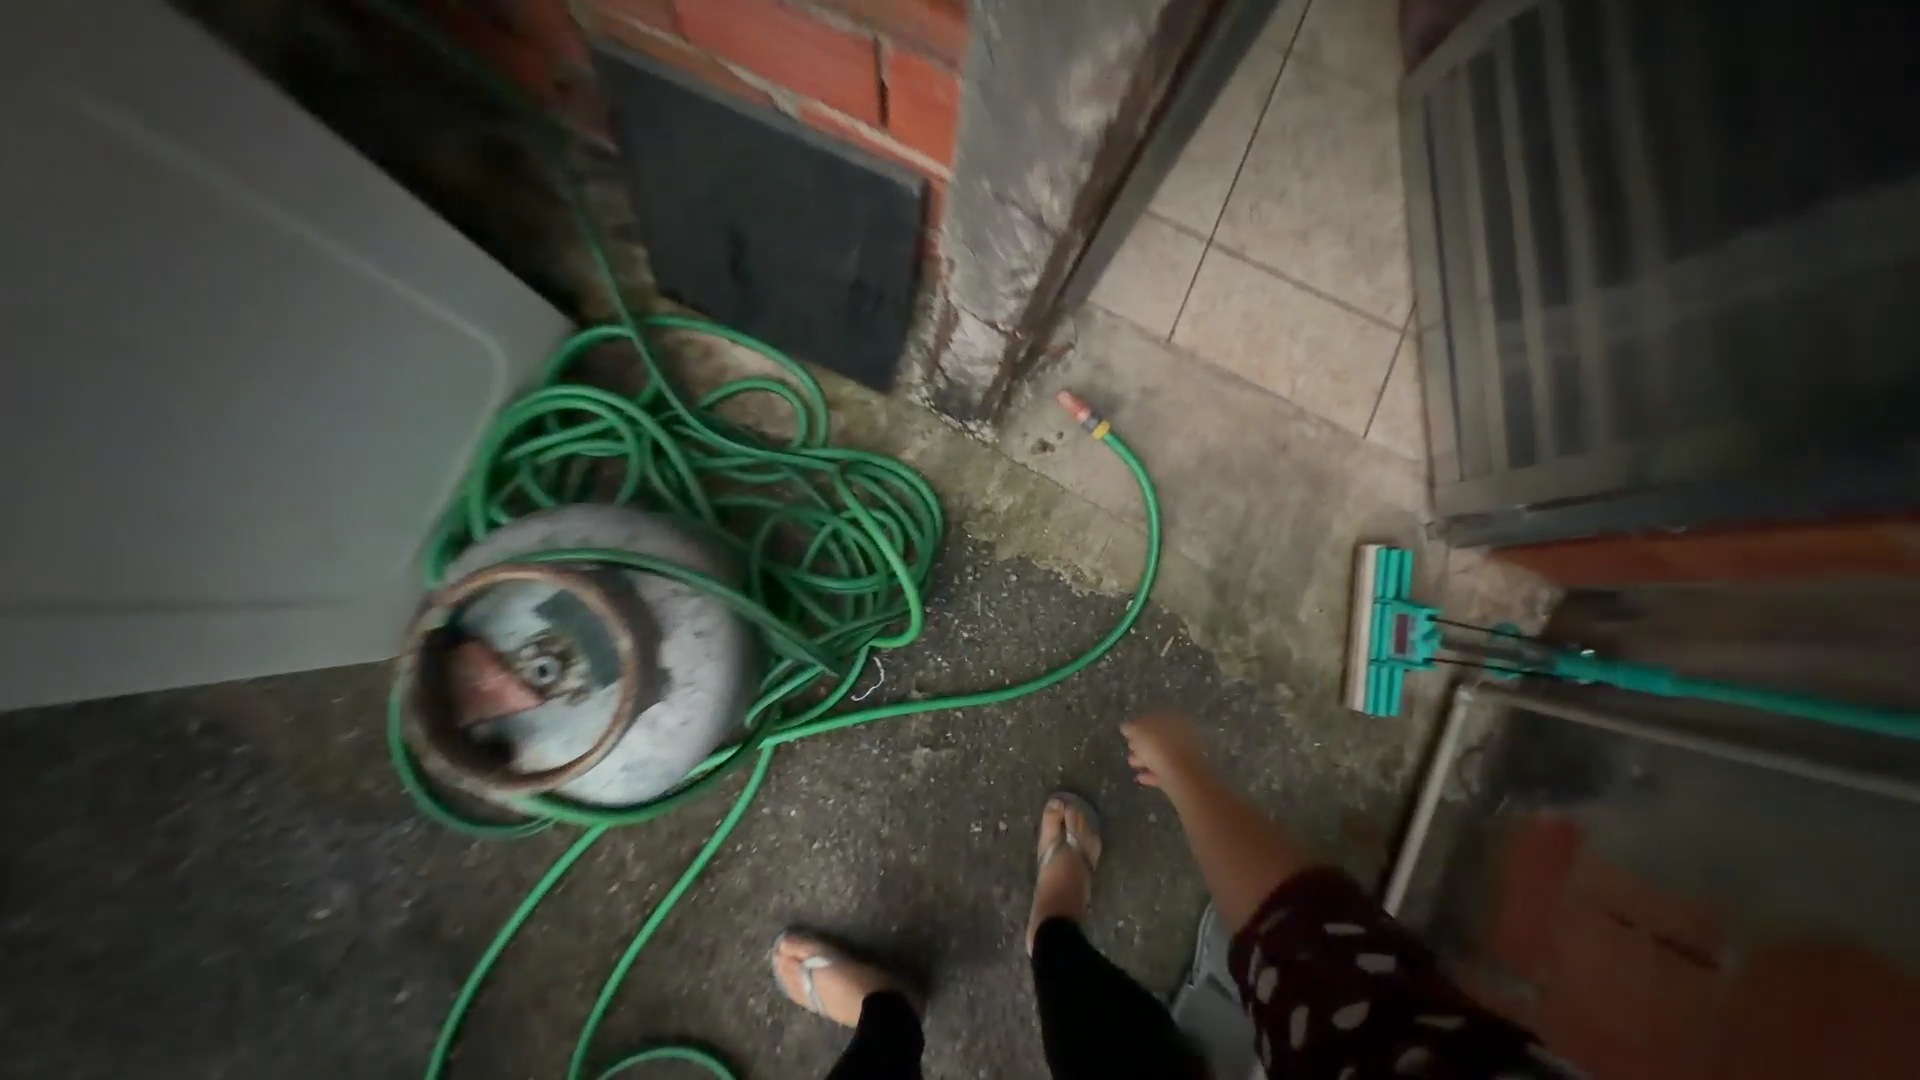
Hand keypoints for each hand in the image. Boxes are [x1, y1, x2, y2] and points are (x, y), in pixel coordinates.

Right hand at [1120, 710, 1208, 791]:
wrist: (1180, 776)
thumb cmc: (1159, 747)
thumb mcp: (1138, 731)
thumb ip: (1131, 727)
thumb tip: (1126, 727)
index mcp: (1175, 719)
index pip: (1156, 718)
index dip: (1140, 725)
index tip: (1128, 733)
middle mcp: (1184, 734)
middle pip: (1160, 737)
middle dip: (1143, 743)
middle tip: (1130, 747)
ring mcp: (1185, 755)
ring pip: (1162, 755)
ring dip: (1146, 759)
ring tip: (1132, 763)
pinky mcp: (1184, 774)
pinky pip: (1164, 771)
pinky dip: (1152, 773)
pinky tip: (1140, 777)